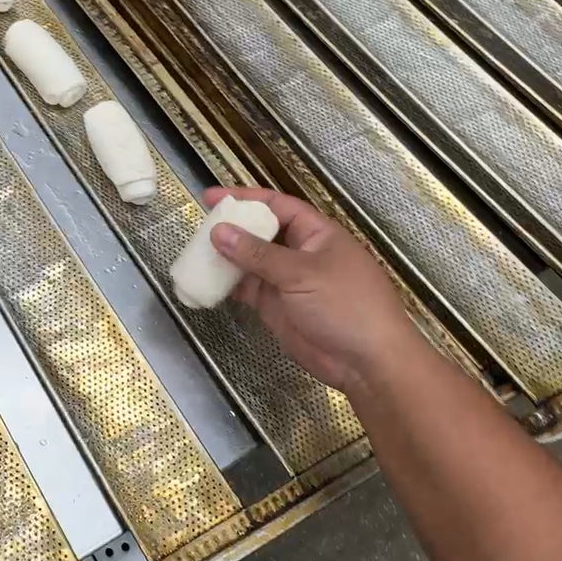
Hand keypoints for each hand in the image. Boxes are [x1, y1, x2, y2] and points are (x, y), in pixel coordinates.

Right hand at [206, 187, 422, 394]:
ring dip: (224, 257)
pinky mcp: (275, 305)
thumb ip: (257, 253)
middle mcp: (299, 253)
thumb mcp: (301, 273)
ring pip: (248, 260)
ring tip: (194, 253)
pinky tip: (204, 281)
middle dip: (230, 228)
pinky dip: (225, 284)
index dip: (245, 198)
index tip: (212, 197)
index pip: (276, 206)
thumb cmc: (346, 306)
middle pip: (259, 232)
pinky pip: (245, 288)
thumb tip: (218, 232)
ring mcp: (286, 280)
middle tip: (198, 227)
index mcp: (316, 234)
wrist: (367, 363)